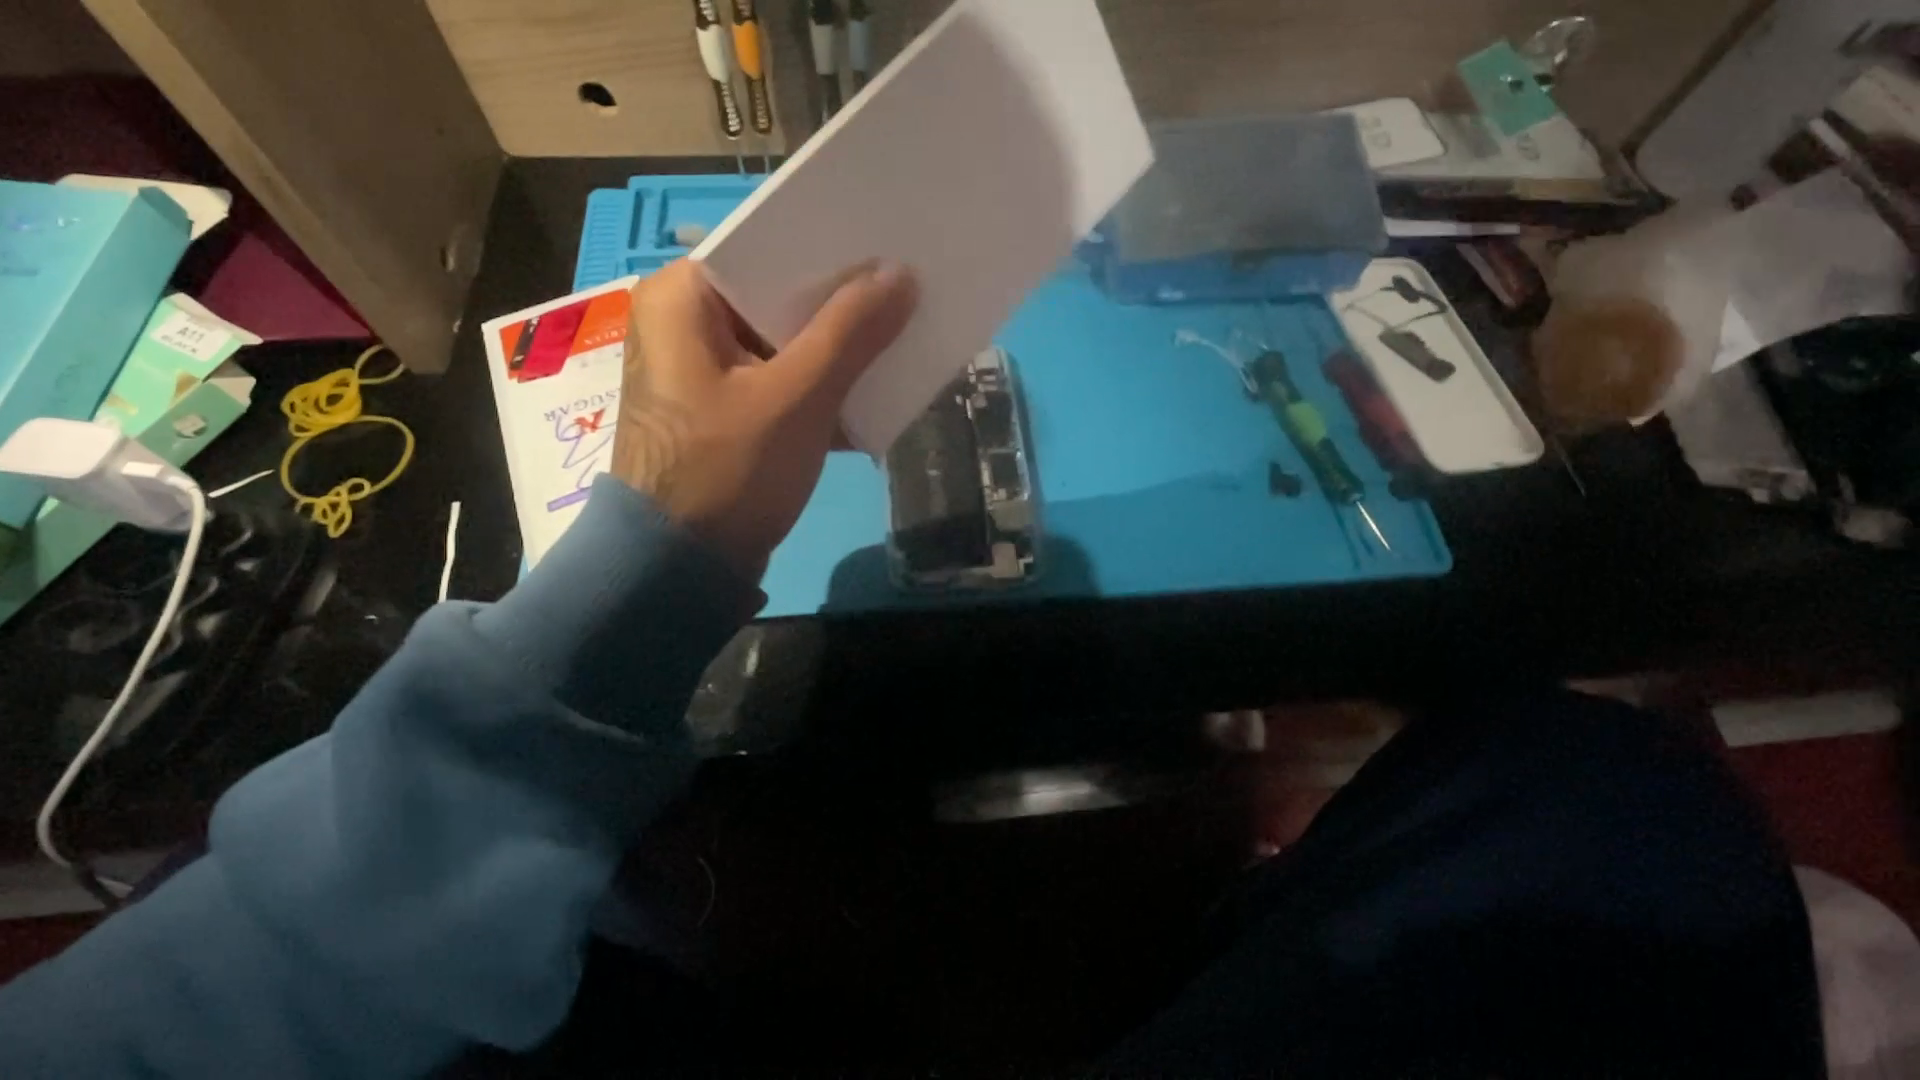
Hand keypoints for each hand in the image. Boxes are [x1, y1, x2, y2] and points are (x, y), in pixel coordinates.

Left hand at [614, 258, 916, 580]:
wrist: (682, 572)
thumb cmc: (729, 470)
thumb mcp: (797, 397)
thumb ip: (851, 331)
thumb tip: (902, 273)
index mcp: (680, 298)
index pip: (762, 247)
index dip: (829, 247)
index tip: (888, 243)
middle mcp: (683, 323)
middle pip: (775, 295)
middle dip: (841, 301)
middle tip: (908, 284)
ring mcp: (700, 372)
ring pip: (782, 340)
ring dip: (836, 348)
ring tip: (902, 332)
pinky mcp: (721, 413)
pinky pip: (778, 380)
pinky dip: (818, 386)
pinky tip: (873, 389)